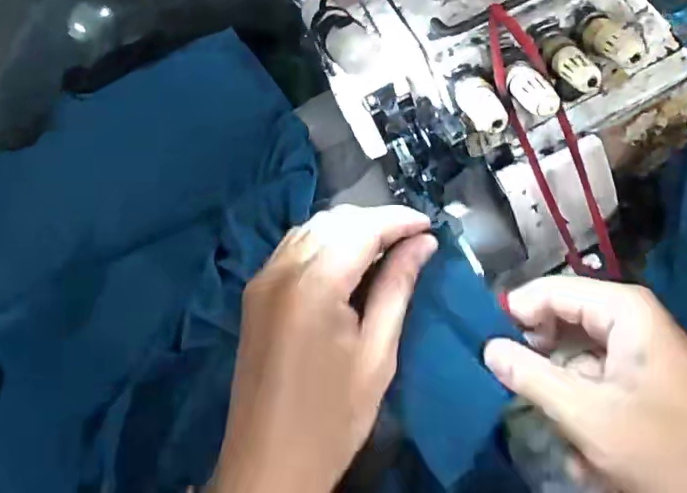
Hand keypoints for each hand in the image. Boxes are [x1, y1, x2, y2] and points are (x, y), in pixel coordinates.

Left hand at [211, 204, 439, 492]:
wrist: (266, 467)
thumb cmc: (331, 420)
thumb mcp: (377, 355)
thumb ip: (398, 288)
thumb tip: (423, 243)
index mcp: (314, 283)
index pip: (362, 228)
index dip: (399, 220)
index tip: (430, 223)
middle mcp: (283, 267)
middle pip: (336, 220)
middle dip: (376, 220)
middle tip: (413, 238)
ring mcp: (264, 276)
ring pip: (313, 226)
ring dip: (350, 227)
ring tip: (386, 246)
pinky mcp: (255, 289)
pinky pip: (294, 244)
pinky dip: (325, 240)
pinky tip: (348, 258)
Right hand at [483, 277, 686, 492]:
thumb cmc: (668, 453)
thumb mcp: (589, 417)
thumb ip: (532, 377)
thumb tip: (489, 348)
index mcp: (622, 308)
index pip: (551, 290)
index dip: (516, 312)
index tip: (488, 344)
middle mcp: (632, 317)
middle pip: (565, 319)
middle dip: (542, 356)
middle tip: (519, 387)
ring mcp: (643, 349)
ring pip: (580, 354)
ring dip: (564, 390)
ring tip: (559, 428)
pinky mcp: (650, 379)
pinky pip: (602, 377)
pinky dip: (587, 405)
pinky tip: (586, 448)